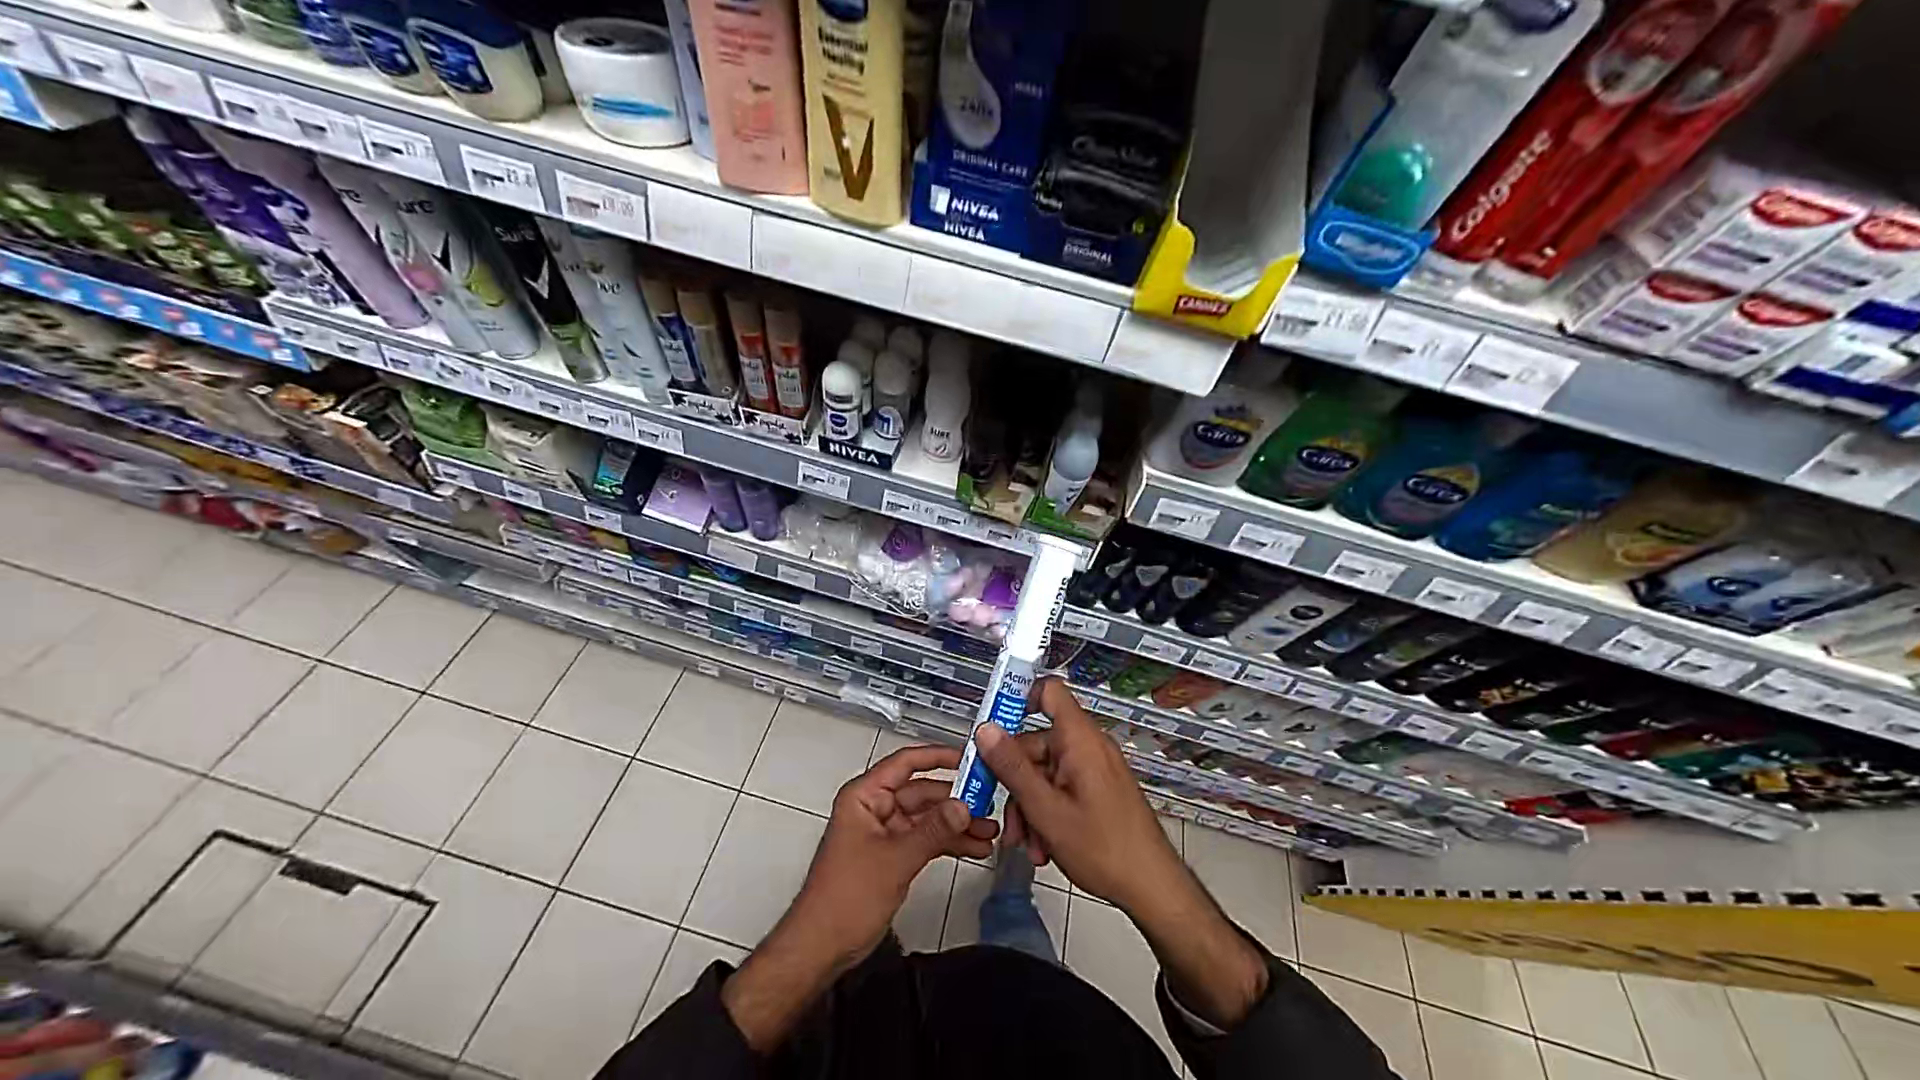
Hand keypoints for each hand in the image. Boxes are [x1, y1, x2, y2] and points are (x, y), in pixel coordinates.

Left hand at [723, 745, 996, 1053]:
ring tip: (989, 832)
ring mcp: (885, 832)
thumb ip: (933, 830)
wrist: (823, 946)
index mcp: (864, 796)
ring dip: (957, 825)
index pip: (905, 763)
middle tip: (989, 803)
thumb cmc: (843, 898)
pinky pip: (926, 839)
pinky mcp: (893, 854)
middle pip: (922, 792)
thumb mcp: (895, 859)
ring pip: (928, 818)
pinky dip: (948, 843)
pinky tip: (973, 848)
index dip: (938, 757)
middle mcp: (875, 808)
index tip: (968, 758)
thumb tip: (963, 806)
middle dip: (957, 800)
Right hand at [977, 676, 1269, 1027]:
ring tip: (1027, 844)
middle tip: (1005, 816)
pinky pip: (1061, 788)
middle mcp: (1088, 747)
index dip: (1019, 698)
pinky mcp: (1098, 789)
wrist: (1152, 887)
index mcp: (1079, 740)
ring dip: (1029, 806)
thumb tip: (985, 729)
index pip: (1048, 692)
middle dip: (1015, 781)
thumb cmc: (1104, 848)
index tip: (991, 725)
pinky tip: (1043, 847)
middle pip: (1036, 743)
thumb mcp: (1045, 810)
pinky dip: (1047, 812)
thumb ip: (1012, 768)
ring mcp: (1094, 769)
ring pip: (1045, 772)